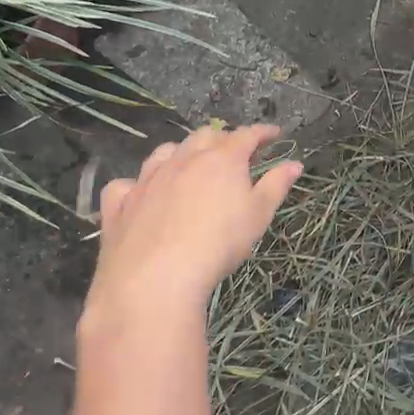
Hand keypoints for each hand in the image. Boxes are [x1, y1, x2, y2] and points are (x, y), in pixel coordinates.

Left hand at [85, 125, 302, 320]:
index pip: (247, 134)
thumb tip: (295, 164)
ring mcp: (147, 181)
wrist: (154, 282)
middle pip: (205, 136)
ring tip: (191, 166)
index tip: (275, 135)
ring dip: (182, 152)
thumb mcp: (259, 215)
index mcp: (222, 159)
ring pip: (165, 152)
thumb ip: (276, 185)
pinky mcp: (118, 206)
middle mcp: (184, 161)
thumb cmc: (218, 245)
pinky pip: (125, 184)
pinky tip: (143, 194)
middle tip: (236, 154)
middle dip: (223, 139)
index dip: (263, 132)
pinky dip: (137, 183)